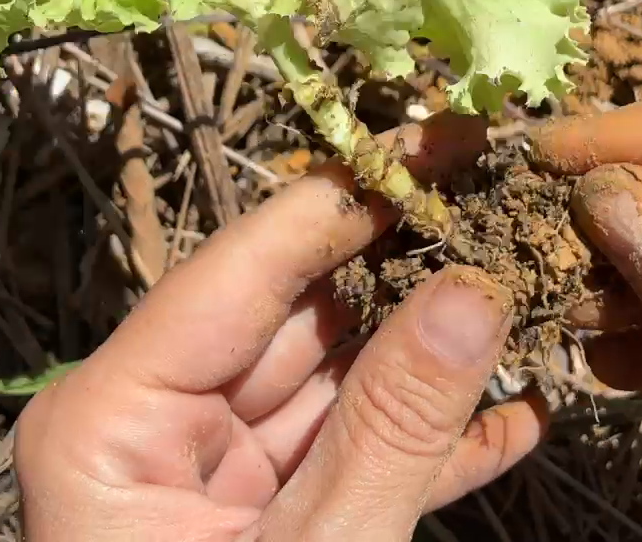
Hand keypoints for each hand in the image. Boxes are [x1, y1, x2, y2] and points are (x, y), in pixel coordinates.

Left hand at [14, 114, 546, 540]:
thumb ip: (390, 428)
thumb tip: (473, 289)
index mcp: (116, 414)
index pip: (252, 262)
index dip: (354, 192)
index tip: (440, 137)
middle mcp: (158, 418)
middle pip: (301, 310)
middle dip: (409, 263)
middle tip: (501, 208)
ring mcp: (215, 466)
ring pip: (338, 373)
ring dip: (434, 345)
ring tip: (526, 291)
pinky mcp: (268, 515)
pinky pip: (353, 447)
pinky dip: (430, 434)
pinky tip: (517, 410)